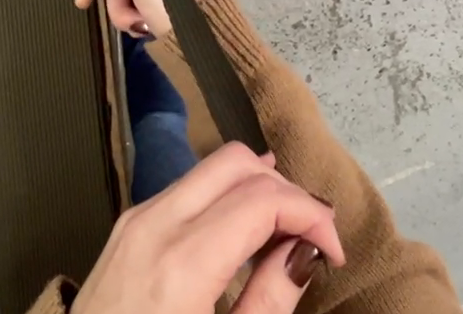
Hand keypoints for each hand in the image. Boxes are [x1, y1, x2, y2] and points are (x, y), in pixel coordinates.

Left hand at [72, 143, 341, 313]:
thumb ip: (270, 299)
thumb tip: (305, 250)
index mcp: (181, 262)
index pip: (261, 199)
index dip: (310, 215)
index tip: (334, 252)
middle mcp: (155, 222)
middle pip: (235, 163)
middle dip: (284, 188)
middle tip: (314, 234)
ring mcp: (136, 216)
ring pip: (210, 168)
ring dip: (255, 186)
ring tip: (288, 230)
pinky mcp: (128, 222)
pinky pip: (188, 186)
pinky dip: (225, 194)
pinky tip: (247, 223)